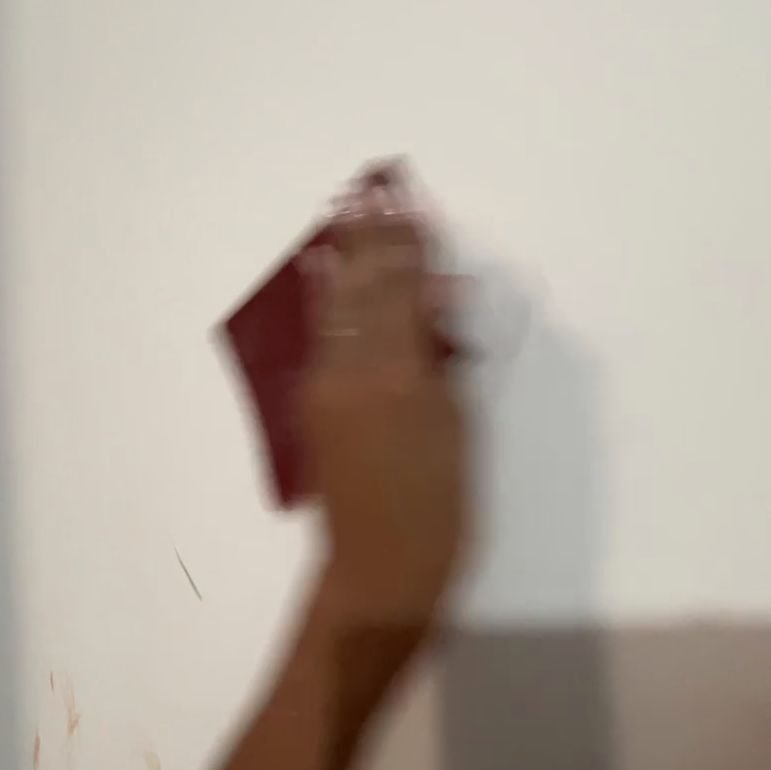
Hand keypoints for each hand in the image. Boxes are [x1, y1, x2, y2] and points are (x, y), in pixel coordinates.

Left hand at [300, 182, 467, 628]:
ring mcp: (324, 386)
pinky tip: (330, 274)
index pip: (403, 295)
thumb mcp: (458, 431)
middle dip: (374, 244)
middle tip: (379, 200)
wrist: (378, 570)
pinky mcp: (312, 404)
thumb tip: (431, 310)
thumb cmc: (440, 510)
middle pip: (362, 291)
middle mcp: (352, 371)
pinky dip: (331, 301)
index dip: (410, 252)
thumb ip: (440, 363)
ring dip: (347, 262)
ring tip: (350, 218)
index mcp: (399, 377)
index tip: (417, 216)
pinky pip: (323, 337)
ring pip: (335, 309)